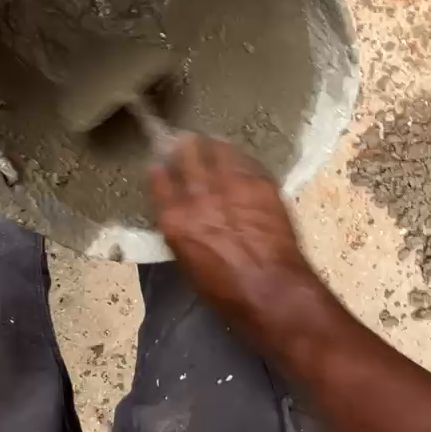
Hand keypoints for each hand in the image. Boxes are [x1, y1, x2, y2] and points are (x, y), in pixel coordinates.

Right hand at [147, 133, 320, 320]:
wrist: (272, 290)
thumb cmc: (226, 291)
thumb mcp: (189, 263)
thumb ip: (182, 232)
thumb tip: (182, 216)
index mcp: (175, 219)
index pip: (159, 181)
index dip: (158, 169)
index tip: (158, 163)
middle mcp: (199, 196)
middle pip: (186, 156)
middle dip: (184, 146)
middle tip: (183, 140)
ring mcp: (231, 186)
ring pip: (216, 150)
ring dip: (210, 145)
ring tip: (209, 141)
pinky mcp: (259, 183)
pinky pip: (244, 160)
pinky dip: (237, 157)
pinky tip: (236, 155)